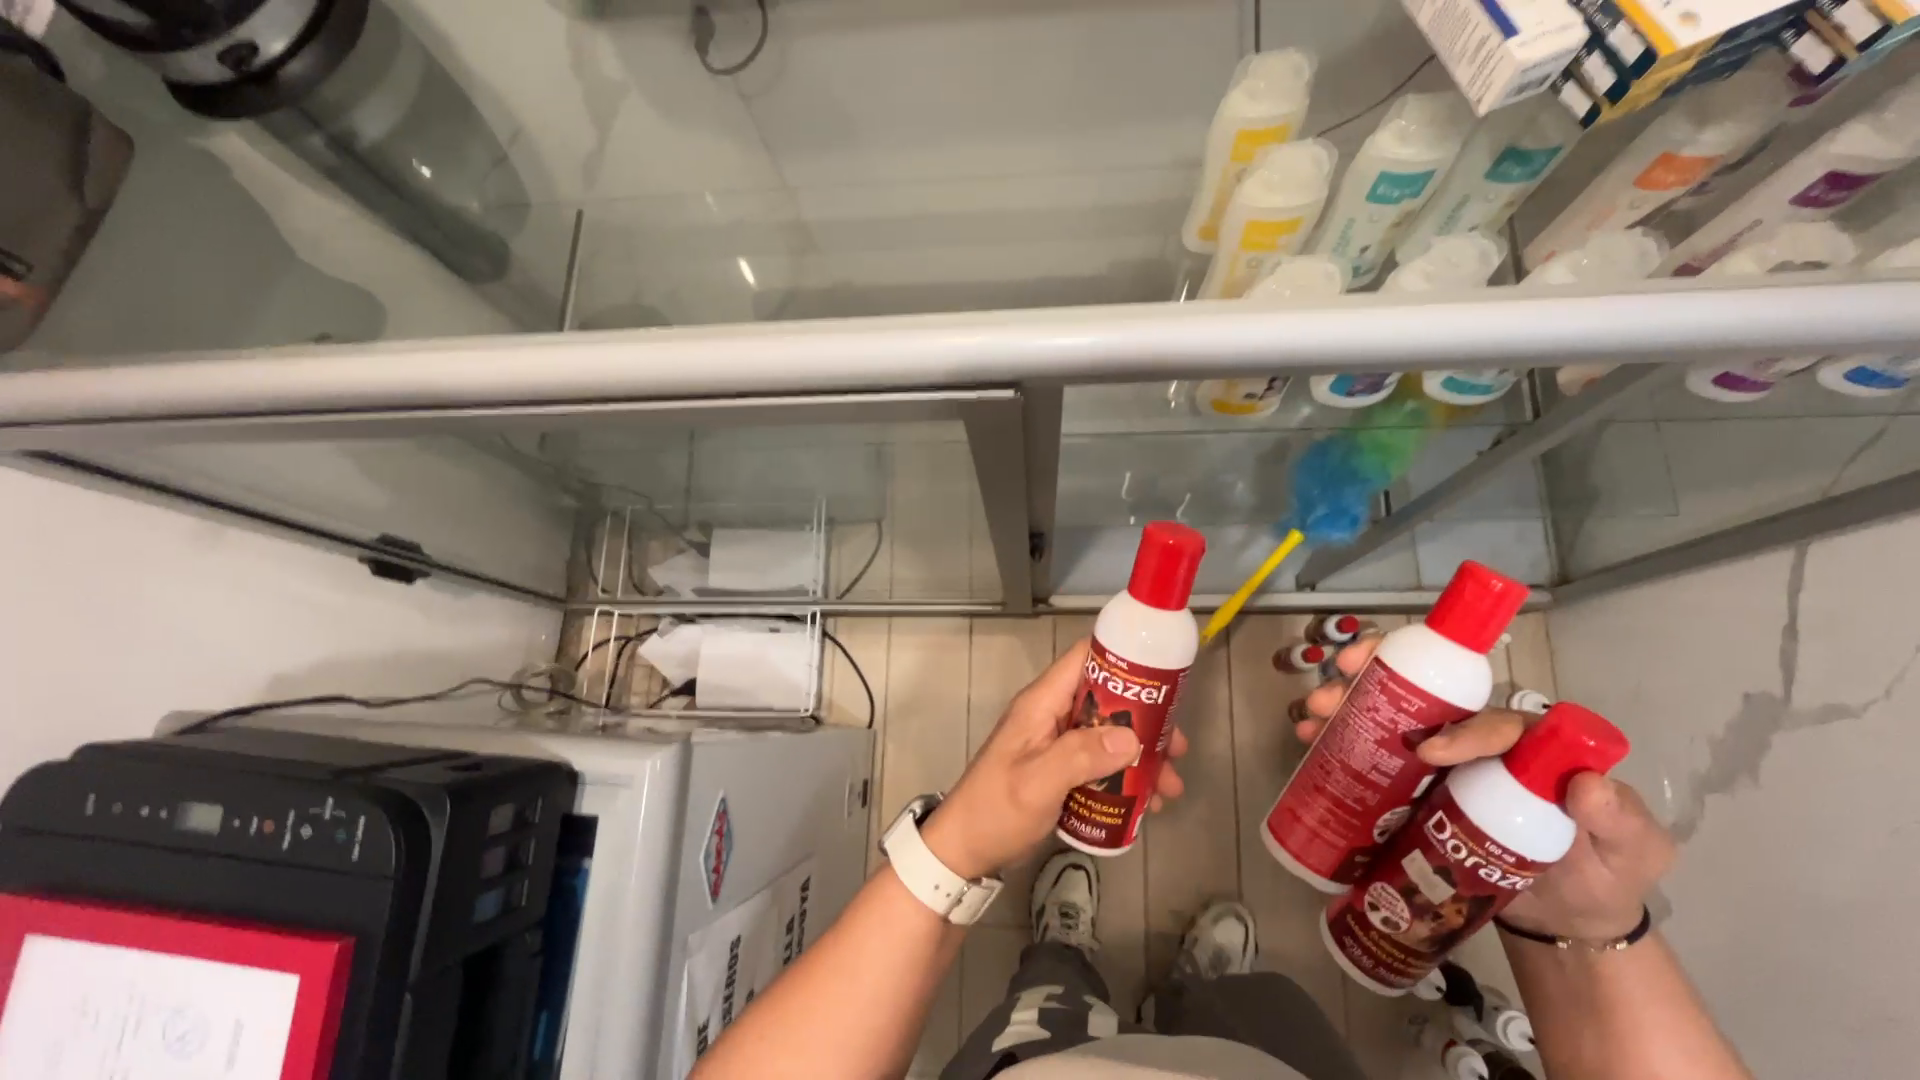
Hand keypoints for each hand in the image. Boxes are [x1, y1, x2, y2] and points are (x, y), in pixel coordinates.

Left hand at [923, 639, 1190, 879]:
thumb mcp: (1037, 782)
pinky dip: (1126, 777)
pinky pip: (1101, 763)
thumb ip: (1080, 756)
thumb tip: (1131, 737)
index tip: (1164, 679)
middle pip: (1107, 700)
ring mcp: (1056, 744)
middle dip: (1145, 721)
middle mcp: (1051, 716)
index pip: (1084, 659)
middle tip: (1177, 749)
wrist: (964, 851)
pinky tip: (1147, 803)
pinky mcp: (1061, 770)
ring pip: (1109, 735)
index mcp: (1041, 704)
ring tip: (1170, 787)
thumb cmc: (995, 811)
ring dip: (1141, 756)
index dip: (1123, 661)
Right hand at [1298, 636, 1672, 941]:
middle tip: (1339, 684)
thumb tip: (1591, 785)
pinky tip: (1311, 741)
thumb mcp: (1631, 853)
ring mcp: (1444, 763)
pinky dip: (1342, 741)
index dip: (1463, 727)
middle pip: (1431, 699)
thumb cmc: (1602, 876)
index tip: (1432, 752)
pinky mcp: (1415, 787)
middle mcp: (1482, 741)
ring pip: (1395, 718)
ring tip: (1313, 715)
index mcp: (1531, 746)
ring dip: (1349, 705)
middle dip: (1381, 681)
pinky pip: (1378, 754)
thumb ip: (1622, 823)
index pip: (1496, 722)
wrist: (1562, 919)